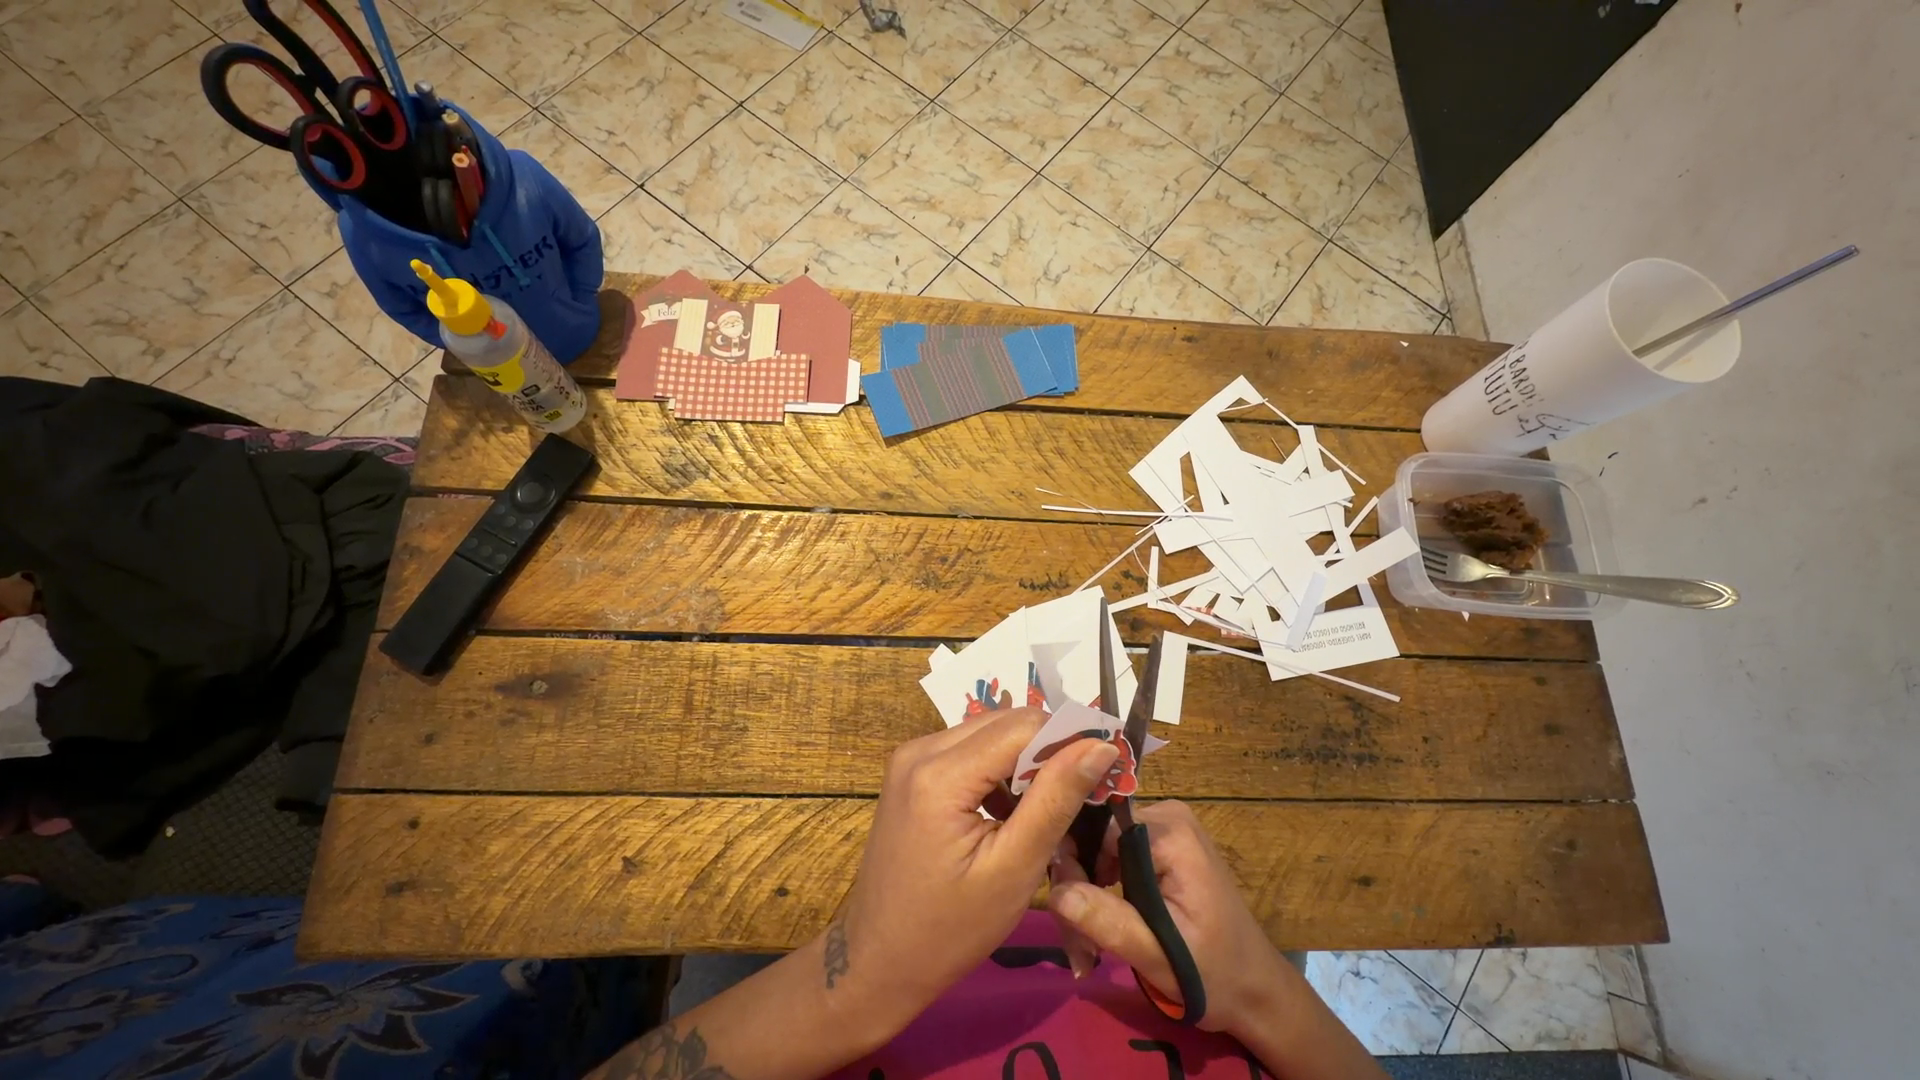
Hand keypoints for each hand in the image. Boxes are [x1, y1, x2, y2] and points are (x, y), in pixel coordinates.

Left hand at [829, 707, 1119, 1029]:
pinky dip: (1000, 772)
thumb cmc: (950, 928)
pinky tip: (1016, 811)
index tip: (1111, 767)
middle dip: (1052, 749)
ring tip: (1057, 806)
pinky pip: (969, 753)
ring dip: (1027, 761)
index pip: (1024, 725)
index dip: (1072, 738)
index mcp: (940, 773)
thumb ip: (1056, 799)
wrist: (879, 960)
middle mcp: (920, 750)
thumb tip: (1101, 747)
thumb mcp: (1014, 868)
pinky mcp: (911, 773)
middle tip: (1090, 789)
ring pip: (989, 734)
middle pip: (1005, 724)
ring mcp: (910, 759)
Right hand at [1047, 800, 1291, 1034]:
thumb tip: (1054, 890)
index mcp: (1169, 831)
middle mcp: (1166, 814)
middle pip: (1095, 838)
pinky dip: (1102, 890)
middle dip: (1077, 889)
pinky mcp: (1163, 843)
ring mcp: (1166, 826)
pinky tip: (1100, 926)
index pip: (1094, 830)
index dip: (1072, 869)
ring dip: (1086, 894)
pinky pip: (1115, 854)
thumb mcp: (1157, 955)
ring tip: (1087, 946)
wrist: (1257, 990)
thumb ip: (1107, 920)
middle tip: (1078, 947)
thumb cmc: (1215, 975)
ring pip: (1100, 848)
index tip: (1066, 920)